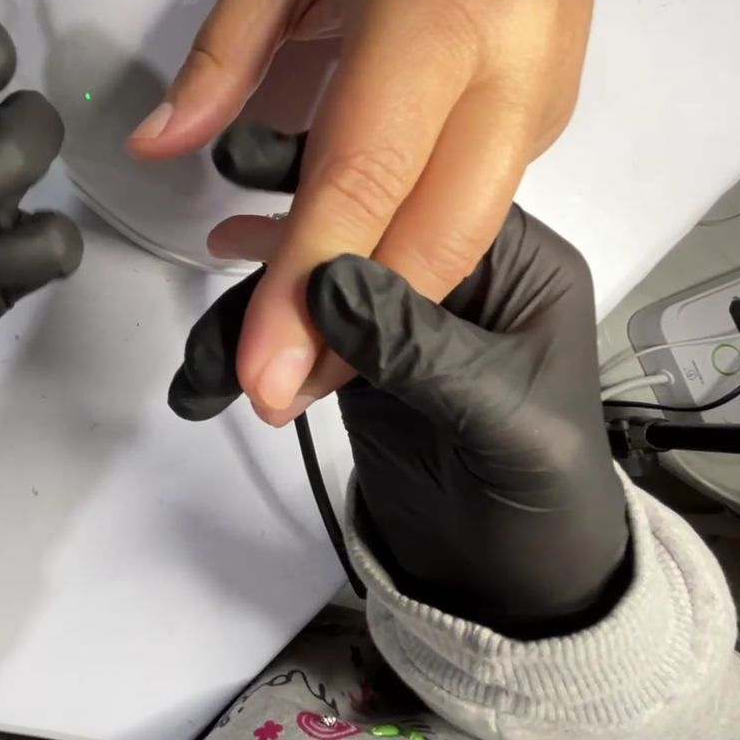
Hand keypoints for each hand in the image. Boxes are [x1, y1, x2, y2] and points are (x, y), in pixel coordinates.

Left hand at [131, 0, 739, 423]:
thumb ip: (218, 58)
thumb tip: (157, 144)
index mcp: (433, 15)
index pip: (363, 178)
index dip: (310, 283)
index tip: (265, 365)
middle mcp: (502, 78)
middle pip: (427, 243)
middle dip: (352, 338)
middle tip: (275, 397)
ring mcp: (535, 112)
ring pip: (454, 248)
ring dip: (379, 323)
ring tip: (294, 365)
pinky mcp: (537, 132)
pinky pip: (461, 220)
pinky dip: (397, 270)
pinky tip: (330, 286)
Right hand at [170, 128, 628, 637]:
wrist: (505, 577)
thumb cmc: (537, 497)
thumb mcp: (499, 418)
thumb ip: (415, 345)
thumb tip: (322, 275)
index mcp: (506, 261)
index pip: (411, 199)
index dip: (330, 180)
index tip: (249, 163)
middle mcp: (441, 272)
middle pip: (340, 234)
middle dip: (274, 248)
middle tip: (214, 239)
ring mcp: (385, 315)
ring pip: (298, 290)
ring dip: (244, 322)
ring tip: (201, 369)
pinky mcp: (346, 356)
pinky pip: (285, 337)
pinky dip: (243, 352)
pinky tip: (209, 370)